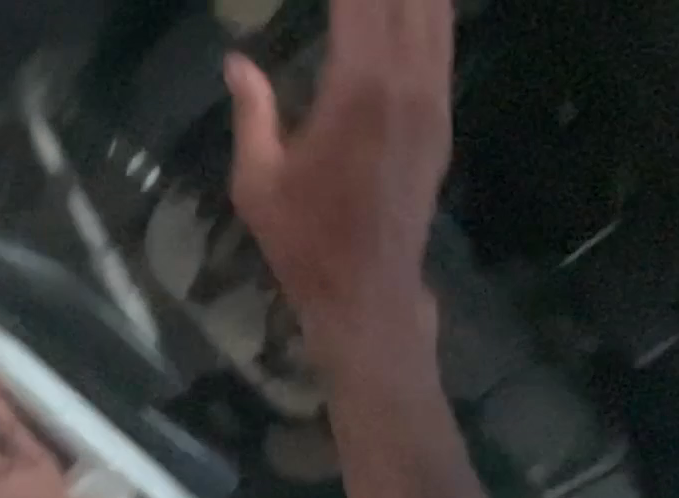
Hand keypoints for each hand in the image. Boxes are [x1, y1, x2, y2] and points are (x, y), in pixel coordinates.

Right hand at [225, 0, 454, 363]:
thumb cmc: (302, 240)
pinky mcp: (442, 116)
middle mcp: (408, 77)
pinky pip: (442, 41)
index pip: (360, 0)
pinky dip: (425, 13)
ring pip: (435, 9)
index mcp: (357, 87)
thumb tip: (236, 62)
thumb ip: (251, 114)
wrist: (365, 288)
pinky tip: (407, 12)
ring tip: (376, 0)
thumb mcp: (257, 183)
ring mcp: (434, 95)